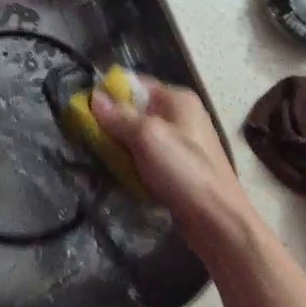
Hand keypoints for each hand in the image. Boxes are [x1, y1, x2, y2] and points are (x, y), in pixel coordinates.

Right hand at [90, 75, 249, 248]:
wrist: (218, 222)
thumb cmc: (183, 170)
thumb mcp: (146, 137)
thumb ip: (118, 116)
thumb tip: (94, 97)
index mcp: (177, 99)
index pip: (135, 84)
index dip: (110, 94)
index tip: (87, 110)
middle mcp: (181, 116)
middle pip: (136, 111)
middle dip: (113, 124)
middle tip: (92, 139)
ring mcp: (182, 144)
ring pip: (140, 137)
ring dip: (121, 148)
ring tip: (104, 160)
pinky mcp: (180, 169)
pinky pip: (149, 158)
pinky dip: (135, 165)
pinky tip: (124, 177)